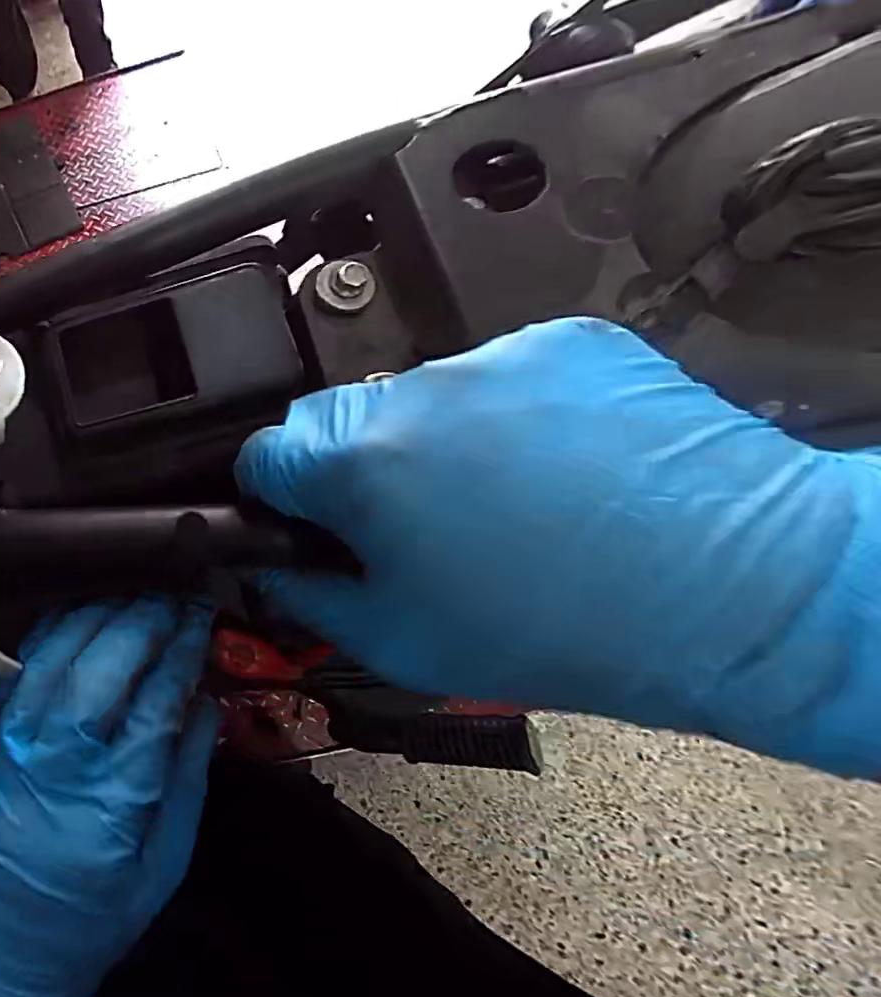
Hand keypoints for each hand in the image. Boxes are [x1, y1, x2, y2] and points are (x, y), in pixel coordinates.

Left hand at [0, 598, 220, 996]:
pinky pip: (15, 672)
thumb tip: (202, 702)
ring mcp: (8, 744)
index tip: (198, 617)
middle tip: (166, 598)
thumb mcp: (161, 866)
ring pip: (49, 660)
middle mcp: (52, 761)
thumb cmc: (91, 915)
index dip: (178, 651)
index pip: (151, 703)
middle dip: (136, 623)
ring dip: (90, 618)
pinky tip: (72, 618)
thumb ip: (184, 779)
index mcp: (109, 801)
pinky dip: (45, 638)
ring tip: (126, 598)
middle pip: (96, 669)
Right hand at [236, 317, 880, 775]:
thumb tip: (271, 562)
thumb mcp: (390, 639)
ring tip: (476, 493)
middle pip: (321, 417)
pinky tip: (530, 462)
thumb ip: (302, 593)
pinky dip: (485, 415)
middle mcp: (411, 398)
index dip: (271, 489)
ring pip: (398, 396)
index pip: (261, 453)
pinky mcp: (560, 344)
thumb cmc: (563, 629)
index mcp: (358, 467)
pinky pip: (480, 375)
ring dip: (410, 439)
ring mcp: (490, 362)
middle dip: (335, 463)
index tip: (298, 511)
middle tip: (387, 514)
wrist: (750, 597)